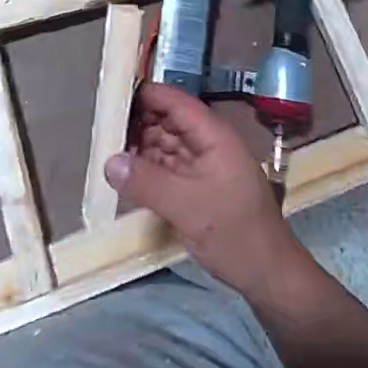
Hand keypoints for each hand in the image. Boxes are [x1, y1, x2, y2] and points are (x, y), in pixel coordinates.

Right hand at [105, 83, 312, 297]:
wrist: (267, 271)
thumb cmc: (234, 232)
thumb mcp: (186, 206)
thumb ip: (146, 181)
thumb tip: (108, 161)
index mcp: (213, 135)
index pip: (175, 101)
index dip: (145, 96)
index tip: (110, 100)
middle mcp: (208, 142)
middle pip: (167, 120)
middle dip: (137, 123)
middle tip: (100, 132)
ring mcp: (204, 163)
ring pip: (165, 143)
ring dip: (139, 146)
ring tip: (105, 151)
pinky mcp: (198, 184)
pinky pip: (168, 165)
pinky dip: (147, 167)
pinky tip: (124, 174)